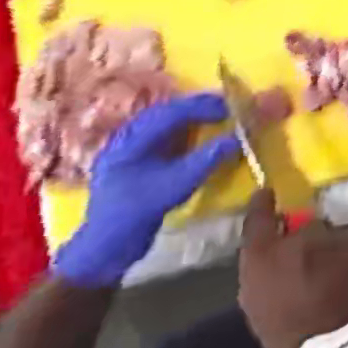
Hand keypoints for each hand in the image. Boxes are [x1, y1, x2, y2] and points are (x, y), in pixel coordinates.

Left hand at [53, 93, 239, 288]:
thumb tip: (238, 137)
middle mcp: (124, 139)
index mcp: (130, 141)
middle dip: (195, 107)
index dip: (201, 107)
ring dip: (189, 116)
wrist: (108, 241)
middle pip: (162, 112)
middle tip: (227, 107)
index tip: (231, 107)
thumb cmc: (141, 210)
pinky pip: (160, 135)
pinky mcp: (133, 161)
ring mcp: (126, 150)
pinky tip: (197, 134)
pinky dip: (182, 129)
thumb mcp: (179, 184)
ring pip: (160, 122)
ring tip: (216, 116)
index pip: (169, 113)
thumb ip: (208, 158)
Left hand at [237, 190, 347, 347]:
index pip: (261, 214)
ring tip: (303, 251)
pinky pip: (270, 285)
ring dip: (281, 255)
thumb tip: (337, 223)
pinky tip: (302, 279)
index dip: (267, 201)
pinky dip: (283, 277)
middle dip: (276, 228)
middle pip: (262, 239)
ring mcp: (249, 295)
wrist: (313, 345)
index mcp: (264, 246)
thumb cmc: (332, 290)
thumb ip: (341, 233)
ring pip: (264, 264)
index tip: (268, 189)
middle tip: (292, 219)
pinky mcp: (258, 318)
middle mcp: (249, 267)